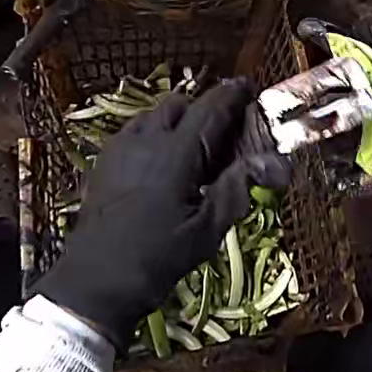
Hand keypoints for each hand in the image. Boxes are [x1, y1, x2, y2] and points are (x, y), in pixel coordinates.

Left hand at [35, 78, 259, 340]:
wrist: (94, 284)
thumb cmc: (156, 258)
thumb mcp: (206, 229)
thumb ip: (238, 188)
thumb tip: (277, 162)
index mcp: (175, 153)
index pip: (210, 108)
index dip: (232, 95)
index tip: (249, 88)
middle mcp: (146, 140)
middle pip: (180, 105)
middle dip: (204, 108)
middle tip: (225, 130)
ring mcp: (119, 149)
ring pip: (153, 116)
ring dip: (177, 120)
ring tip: (193, 145)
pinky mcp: (104, 163)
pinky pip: (133, 132)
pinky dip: (153, 134)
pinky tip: (160, 162)